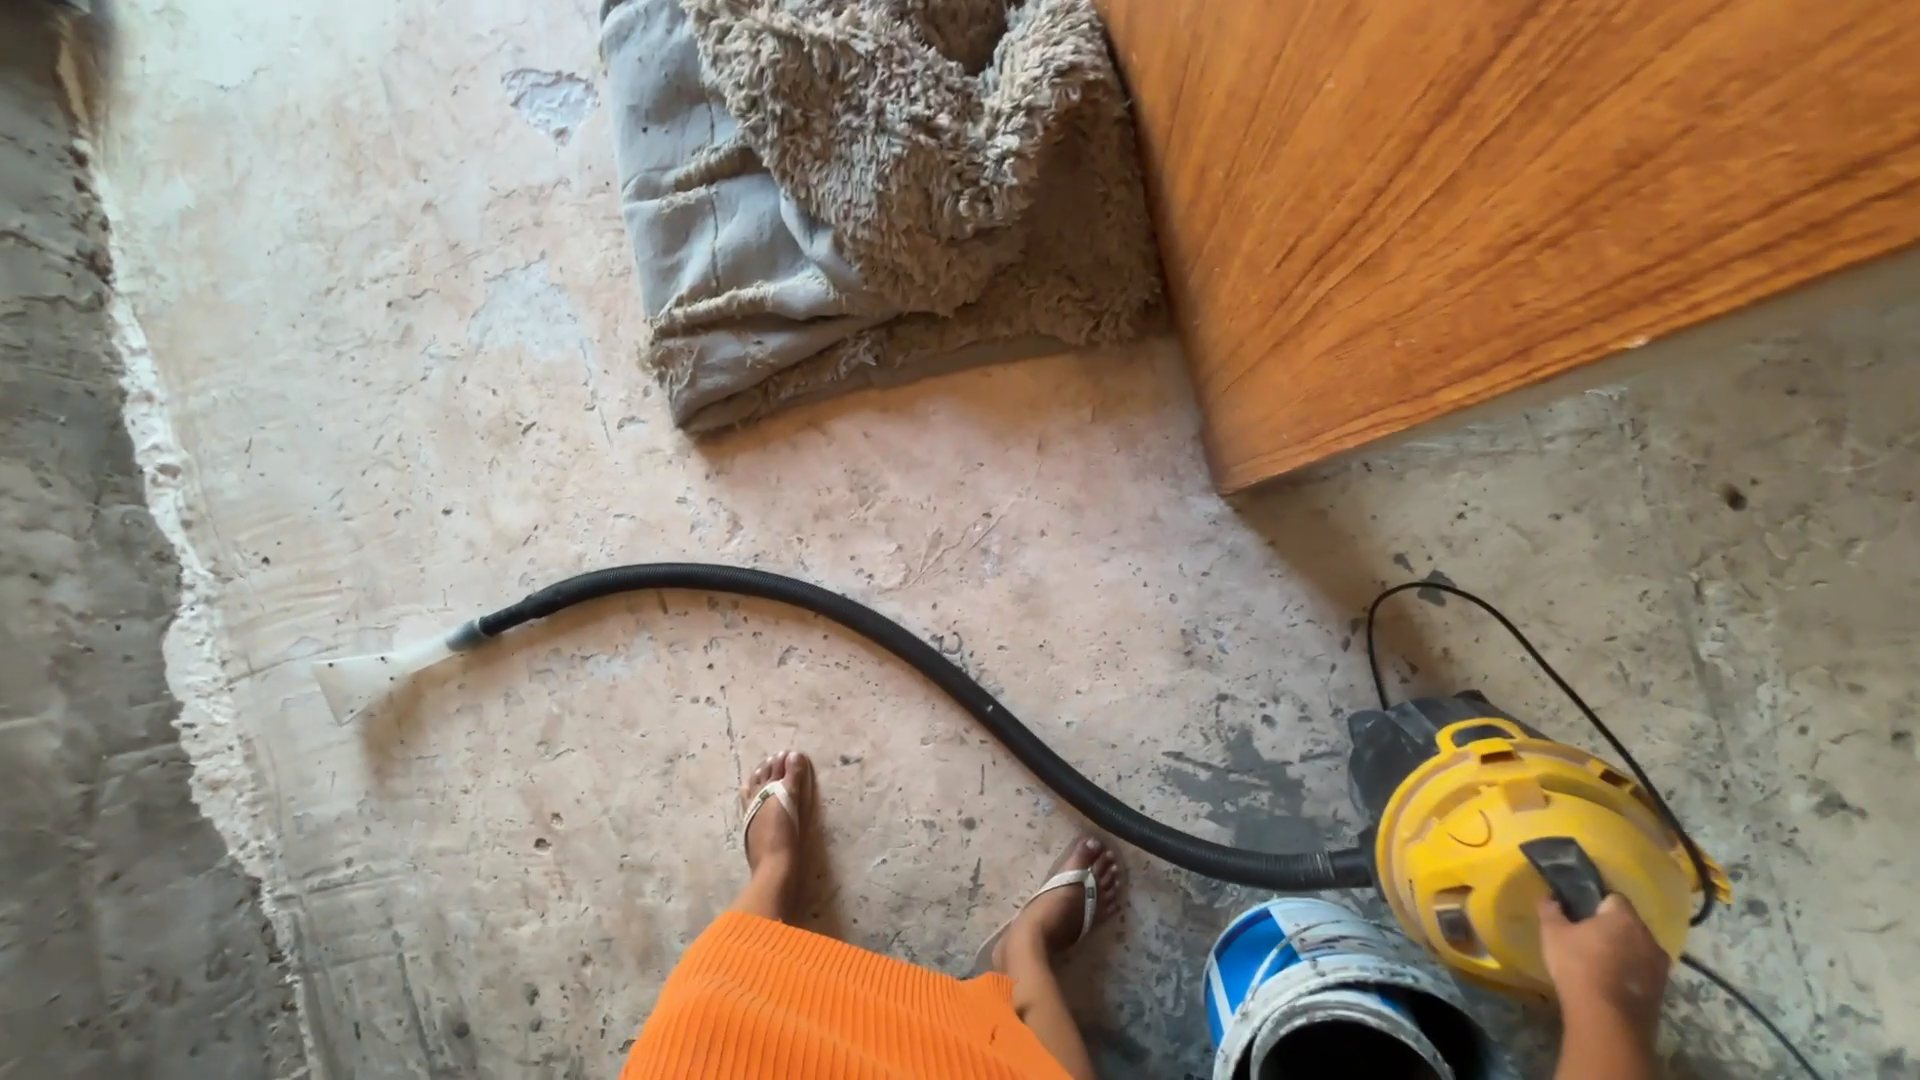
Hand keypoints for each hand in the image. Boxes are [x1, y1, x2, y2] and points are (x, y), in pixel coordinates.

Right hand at [1538, 893, 1670, 1039]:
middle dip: (1610, 926)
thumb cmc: (1578, 965)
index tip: (1579, 910)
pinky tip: (1611, 979)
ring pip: (1638, 947)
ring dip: (1623, 948)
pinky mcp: (1663, 989)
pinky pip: (1644, 968)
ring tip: (1599, 959)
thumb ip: (1550, 910)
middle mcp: (1649, 937)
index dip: (1595, 901)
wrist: (1607, 1018)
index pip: (1613, 897)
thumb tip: (1549, 896)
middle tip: (1586, 934)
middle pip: (1628, 923)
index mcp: (1623, 918)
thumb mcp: (1552, 933)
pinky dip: (1630, 969)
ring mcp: (1660, 966)